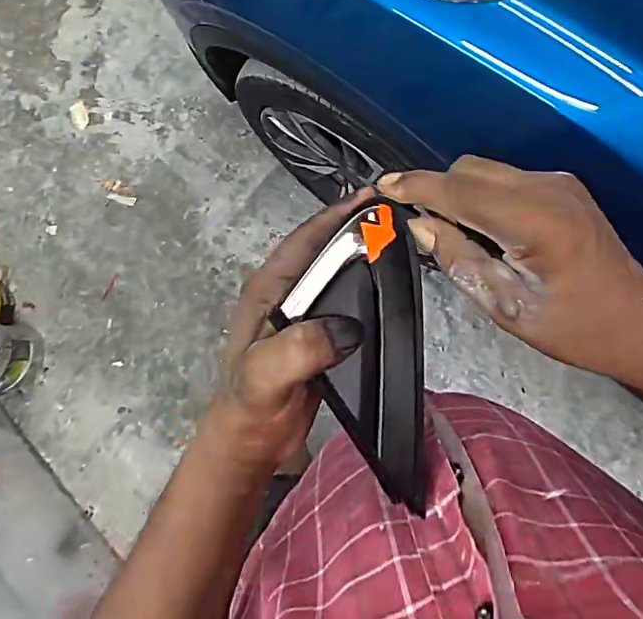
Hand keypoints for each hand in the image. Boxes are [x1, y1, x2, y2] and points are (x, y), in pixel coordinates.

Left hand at [200, 191, 368, 476]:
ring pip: (335, 268)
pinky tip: (385, 282)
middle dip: (354, 224)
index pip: (305, 239)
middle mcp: (284, 292)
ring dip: (361, 251)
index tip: (369, 197)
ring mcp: (301, 310)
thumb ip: (297, 349)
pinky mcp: (316, 330)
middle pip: (323, 246)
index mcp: (267, 289)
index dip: (336, 216)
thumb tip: (343, 328)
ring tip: (394, 237)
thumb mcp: (265, 376)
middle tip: (391, 212)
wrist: (248, 444)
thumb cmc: (248, 408)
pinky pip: (344, 295)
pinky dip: (364, 281)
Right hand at [379, 157, 642, 384]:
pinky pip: (506, 177)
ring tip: (452, 228)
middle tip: (417, 222)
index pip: (460, 190)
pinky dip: (484, 193)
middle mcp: (546, 187)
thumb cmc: (577, 327)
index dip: (417, 186)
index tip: (383, 187)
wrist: (640, 320)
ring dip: (461, 190)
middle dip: (437, 188)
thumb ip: (459, 259)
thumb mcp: (509, 307)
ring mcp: (557, 181)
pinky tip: (484, 225)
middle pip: (470, 169)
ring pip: (487, 169)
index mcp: (535, 220)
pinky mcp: (562, 184)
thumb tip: (420, 225)